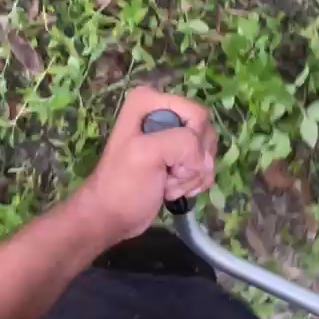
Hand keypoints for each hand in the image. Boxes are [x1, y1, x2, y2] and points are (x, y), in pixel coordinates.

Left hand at [67, 85, 218, 246]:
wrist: (112, 217)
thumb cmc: (123, 185)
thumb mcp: (146, 154)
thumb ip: (182, 142)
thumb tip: (203, 159)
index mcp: (150, 101)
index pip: (197, 114)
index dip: (192, 141)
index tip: (170, 163)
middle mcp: (162, 112)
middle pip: (205, 132)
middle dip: (193, 161)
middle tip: (168, 174)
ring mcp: (172, 136)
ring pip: (207, 151)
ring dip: (193, 175)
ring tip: (167, 185)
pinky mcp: (178, 157)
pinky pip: (205, 165)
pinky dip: (194, 182)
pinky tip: (172, 190)